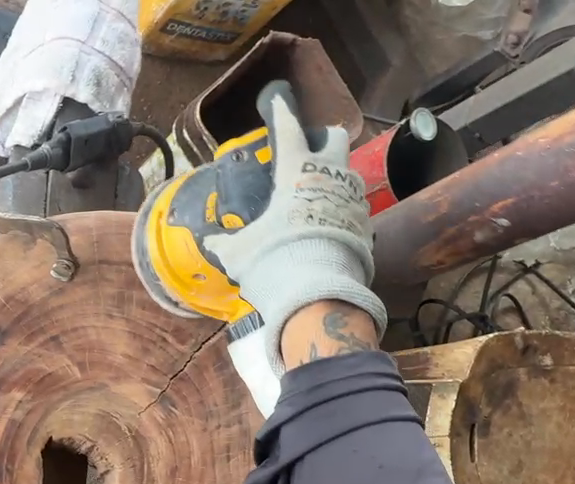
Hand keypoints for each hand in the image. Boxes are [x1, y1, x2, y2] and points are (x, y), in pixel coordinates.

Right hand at [204, 92, 386, 414]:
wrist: (316, 294)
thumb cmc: (272, 262)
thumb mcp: (237, 253)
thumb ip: (223, 243)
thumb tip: (208, 242)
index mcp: (298, 172)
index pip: (289, 131)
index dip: (281, 112)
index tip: (278, 98)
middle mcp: (331, 175)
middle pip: (336, 138)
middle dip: (324, 140)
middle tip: (309, 153)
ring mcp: (353, 199)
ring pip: (346, 175)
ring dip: (331, 182)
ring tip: (314, 201)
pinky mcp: (366, 226)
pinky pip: (353, 211)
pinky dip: (339, 216)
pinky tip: (326, 232)